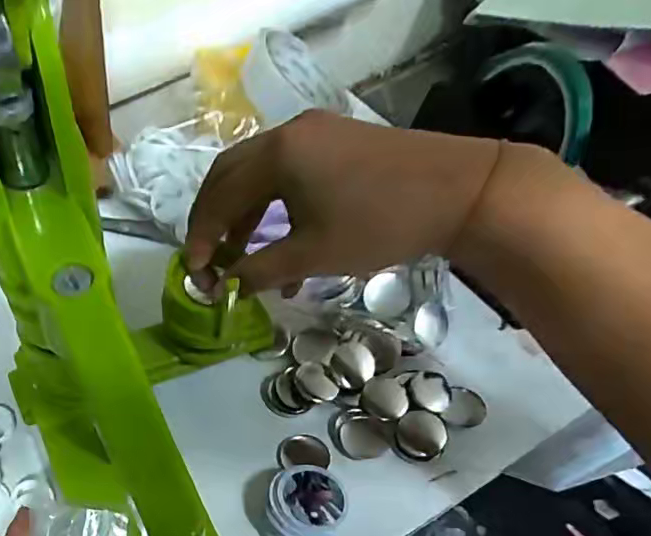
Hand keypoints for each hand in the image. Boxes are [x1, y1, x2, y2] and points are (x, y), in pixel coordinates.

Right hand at [184, 110, 505, 293]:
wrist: (455, 192)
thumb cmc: (378, 225)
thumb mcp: (314, 255)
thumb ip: (263, 270)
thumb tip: (229, 287)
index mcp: (277, 154)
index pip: (219, 195)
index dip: (201, 237)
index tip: (195, 274)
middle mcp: (289, 133)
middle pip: (232, 177)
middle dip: (216, 223)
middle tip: (209, 261)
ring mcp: (317, 134)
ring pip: (262, 178)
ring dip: (247, 221)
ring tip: (245, 264)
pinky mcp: (339, 144)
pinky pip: (291, 176)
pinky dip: (278, 211)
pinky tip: (284, 249)